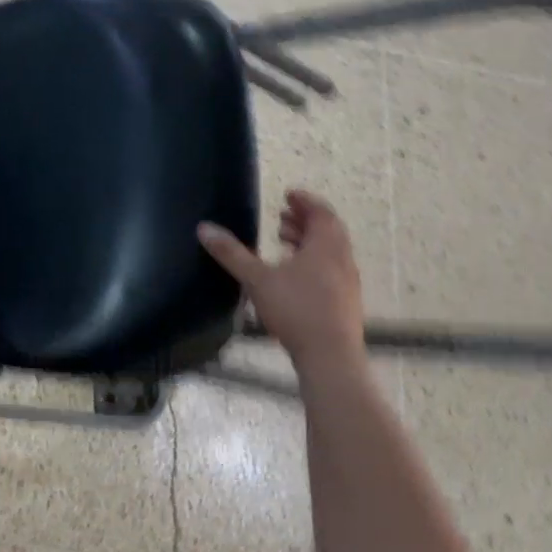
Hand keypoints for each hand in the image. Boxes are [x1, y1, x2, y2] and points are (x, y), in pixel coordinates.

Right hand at [199, 189, 364, 369]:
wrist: (330, 356)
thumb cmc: (296, 310)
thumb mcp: (257, 279)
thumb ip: (231, 253)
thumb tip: (204, 228)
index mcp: (326, 248)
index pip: (322, 214)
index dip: (306, 202)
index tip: (289, 194)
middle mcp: (341, 261)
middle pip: (329, 232)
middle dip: (306, 220)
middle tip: (283, 214)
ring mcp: (347, 283)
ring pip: (330, 252)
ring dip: (309, 241)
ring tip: (284, 240)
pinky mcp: (345, 302)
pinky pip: (330, 270)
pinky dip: (313, 260)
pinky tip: (292, 274)